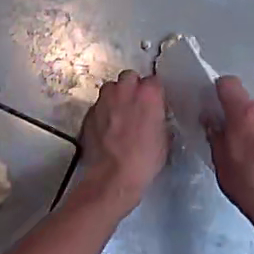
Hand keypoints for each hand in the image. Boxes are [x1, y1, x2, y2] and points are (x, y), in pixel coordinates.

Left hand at [77, 70, 168, 209]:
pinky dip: (104, 111)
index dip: (154, 93)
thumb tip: (156, 118)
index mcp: (148, 95)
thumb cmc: (144, 160)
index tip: (155, 103)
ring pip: (111, 88)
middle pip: (130, 77)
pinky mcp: (89, 112)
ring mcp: (104, 100)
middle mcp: (124, 91)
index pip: (154, 81)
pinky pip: (99, 105)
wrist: (113, 176)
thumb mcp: (164, 140)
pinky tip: (108, 126)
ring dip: (117, 96)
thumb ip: (159, 120)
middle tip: (137, 105)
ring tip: (120, 113)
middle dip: (133, 87)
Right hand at [206, 77, 253, 253]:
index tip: (217, 107)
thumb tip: (212, 119)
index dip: (220, 91)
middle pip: (250, 106)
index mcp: (246, 114)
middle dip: (241, 119)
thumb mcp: (221, 164)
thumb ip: (215, 136)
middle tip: (235, 143)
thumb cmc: (249, 188)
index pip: (229, 84)